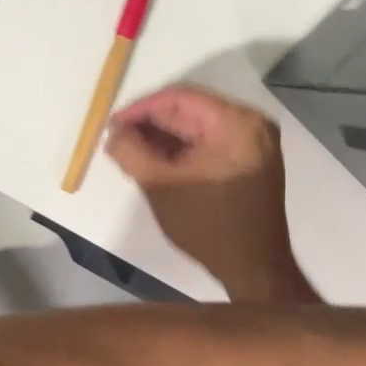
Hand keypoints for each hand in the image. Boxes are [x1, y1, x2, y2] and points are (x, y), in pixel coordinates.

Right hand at [105, 85, 313, 303]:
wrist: (253, 268)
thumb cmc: (208, 224)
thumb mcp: (160, 185)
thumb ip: (130, 151)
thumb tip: (114, 133)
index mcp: (235, 122)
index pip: (178, 97)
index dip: (139, 108)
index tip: (112, 125)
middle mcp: (250, 125)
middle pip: (189, 111)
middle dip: (150, 124)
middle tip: (117, 140)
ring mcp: (253, 144)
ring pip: (196, 128)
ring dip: (162, 138)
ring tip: (130, 153)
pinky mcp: (249, 162)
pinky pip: (208, 144)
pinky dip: (180, 151)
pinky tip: (154, 163)